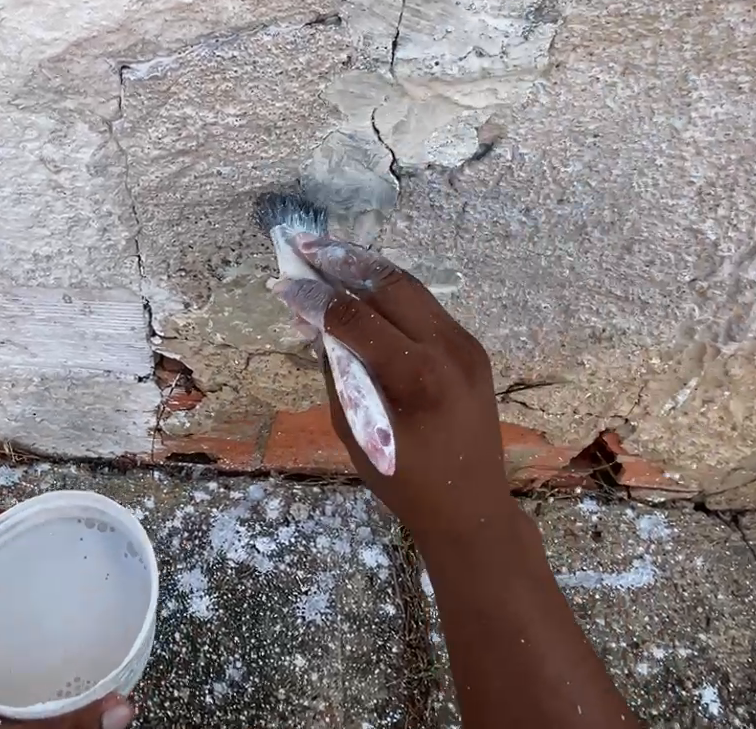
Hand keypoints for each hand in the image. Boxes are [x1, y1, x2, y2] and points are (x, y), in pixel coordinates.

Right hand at [272, 235, 511, 539]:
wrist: (471, 507)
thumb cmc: (404, 481)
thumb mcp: (355, 430)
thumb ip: (337, 370)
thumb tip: (316, 322)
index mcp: (417, 377)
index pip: (354, 318)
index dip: (314, 298)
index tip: (284, 284)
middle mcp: (448, 349)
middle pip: (389, 284)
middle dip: (342, 260)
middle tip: (305, 246)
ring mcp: (465, 343)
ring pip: (409, 286)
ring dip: (365, 268)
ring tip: (328, 252)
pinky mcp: (469, 345)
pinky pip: (423, 305)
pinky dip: (387, 290)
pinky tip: (360, 284)